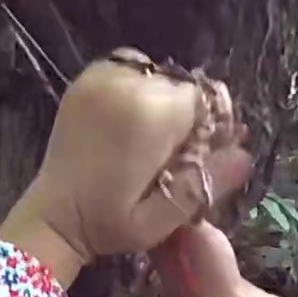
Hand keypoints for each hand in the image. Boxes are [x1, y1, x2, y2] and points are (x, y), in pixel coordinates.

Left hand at [0, 54, 251, 285]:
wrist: (52, 217)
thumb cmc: (107, 224)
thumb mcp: (162, 218)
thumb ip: (204, 183)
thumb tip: (245, 155)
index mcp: (151, 113)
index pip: (209, 102)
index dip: (211, 132)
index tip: (196, 161)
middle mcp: (129, 82)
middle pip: (184, 89)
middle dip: (185, 120)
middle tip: (168, 160)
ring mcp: (103, 75)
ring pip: (160, 78)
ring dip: (162, 106)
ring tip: (144, 145)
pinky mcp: (86, 78)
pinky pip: (131, 71)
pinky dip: (137, 93)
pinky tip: (127, 126)